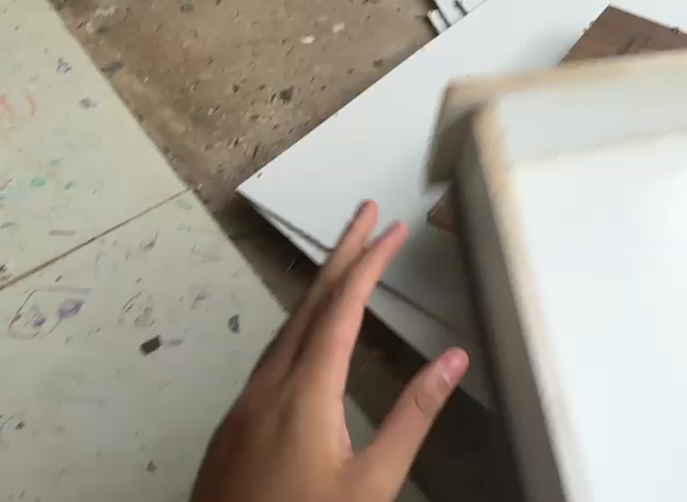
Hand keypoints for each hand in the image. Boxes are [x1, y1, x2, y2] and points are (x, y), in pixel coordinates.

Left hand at [192, 201, 467, 501]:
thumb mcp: (372, 485)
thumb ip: (413, 416)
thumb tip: (455, 357)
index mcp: (305, 394)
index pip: (342, 308)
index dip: (369, 262)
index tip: (394, 228)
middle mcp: (268, 389)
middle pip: (308, 303)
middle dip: (341, 252)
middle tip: (366, 211)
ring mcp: (242, 410)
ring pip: (285, 327)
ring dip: (320, 286)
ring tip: (348, 258)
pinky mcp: (231, 432)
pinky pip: (272, 354)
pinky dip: (302, 321)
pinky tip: (312, 332)